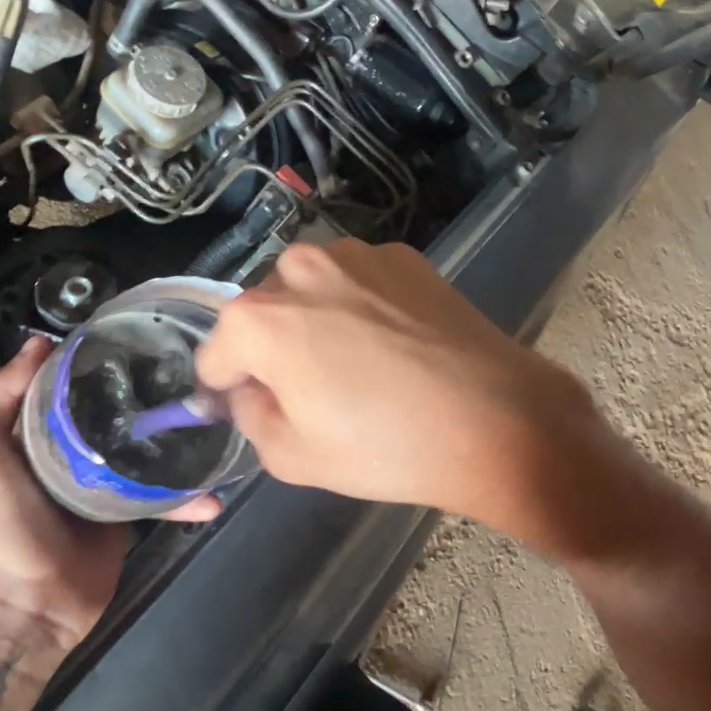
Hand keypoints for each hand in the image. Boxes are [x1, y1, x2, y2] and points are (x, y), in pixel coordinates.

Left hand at [0, 338, 220, 646]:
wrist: (33, 601)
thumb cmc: (4, 524)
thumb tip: (38, 345)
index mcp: (37, 433)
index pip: (69, 382)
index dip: (94, 358)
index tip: (135, 333)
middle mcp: (73, 451)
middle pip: (116, 409)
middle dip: (148, 390)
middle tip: (189, 370)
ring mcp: (107, 481)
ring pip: (149, 447)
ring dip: (179, 438)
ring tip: (212, 419)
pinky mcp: (132, 513)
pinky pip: (166, 496)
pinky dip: (189, 497)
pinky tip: (214, 492)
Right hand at [195, 240, 619, 548]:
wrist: (493, 415)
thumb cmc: (386, 445)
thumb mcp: (292, 456)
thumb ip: (251, 414)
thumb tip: (251, 387)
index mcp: (260, 317)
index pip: (217, 352)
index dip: (229, 385)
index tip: (256, 406)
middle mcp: (302, 267)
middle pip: (266, 310)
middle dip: (276, 344)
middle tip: (316, 388)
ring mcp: (359, 254)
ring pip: (315, 287)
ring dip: (320, 316)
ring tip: (362, 363)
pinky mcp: (407, 256)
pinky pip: (363, 281)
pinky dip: (366, 304)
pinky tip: (398, 343)